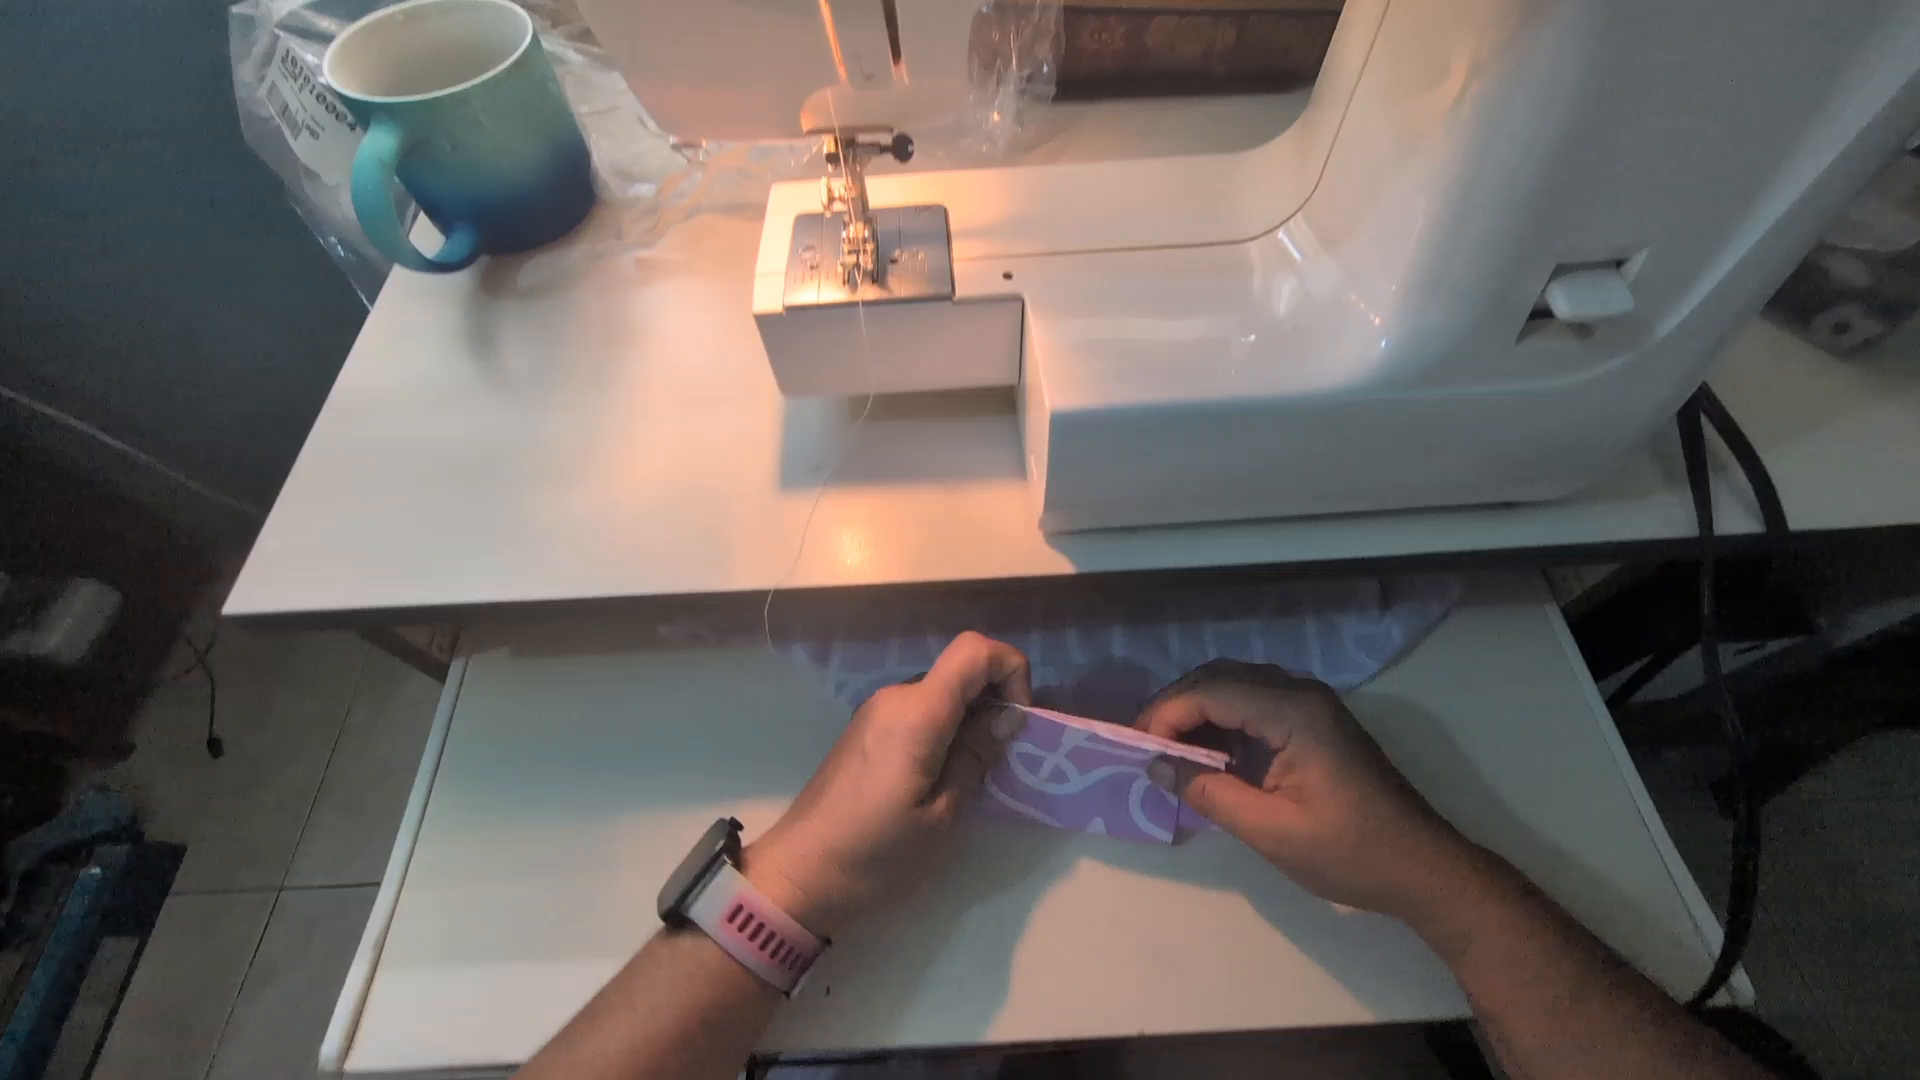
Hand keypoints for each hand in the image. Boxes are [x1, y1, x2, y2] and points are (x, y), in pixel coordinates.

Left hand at [744, 632, 1030, 937]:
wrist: (798, 875)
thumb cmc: (875, 855)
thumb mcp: (941, 815)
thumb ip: (975, 754)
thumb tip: (1009, 714)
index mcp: (917, 712)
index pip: (975, 650)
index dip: (1011, 670)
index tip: (1017, 720)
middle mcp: (895, 696)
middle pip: (960, 670)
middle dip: (995, 701)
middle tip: (1003, 758)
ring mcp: (877, 711)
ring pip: (942, 691)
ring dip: (970, 718)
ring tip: (974, 775)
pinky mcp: (868, 728)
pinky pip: (920, 710)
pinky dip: (946, 728)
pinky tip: (943, 776)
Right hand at [1138, 659, 1476, 918]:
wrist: (1424, 867)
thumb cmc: (1350, 853)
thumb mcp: (1271, 832)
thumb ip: (1209, 792)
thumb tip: (1156, 765)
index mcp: (1294, 712)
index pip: (1211, 692)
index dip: (1166, 714)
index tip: (1138, 747)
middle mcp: (1300, 692)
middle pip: (1218, 677)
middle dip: (1174, 705)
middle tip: (1144, 742)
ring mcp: (1308, 702)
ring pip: (1232, 684)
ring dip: (1195, 709)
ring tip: (1166, 746)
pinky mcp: (1310, 718)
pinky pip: (1251, 701)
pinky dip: (1219, 718)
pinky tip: (1204, 750)